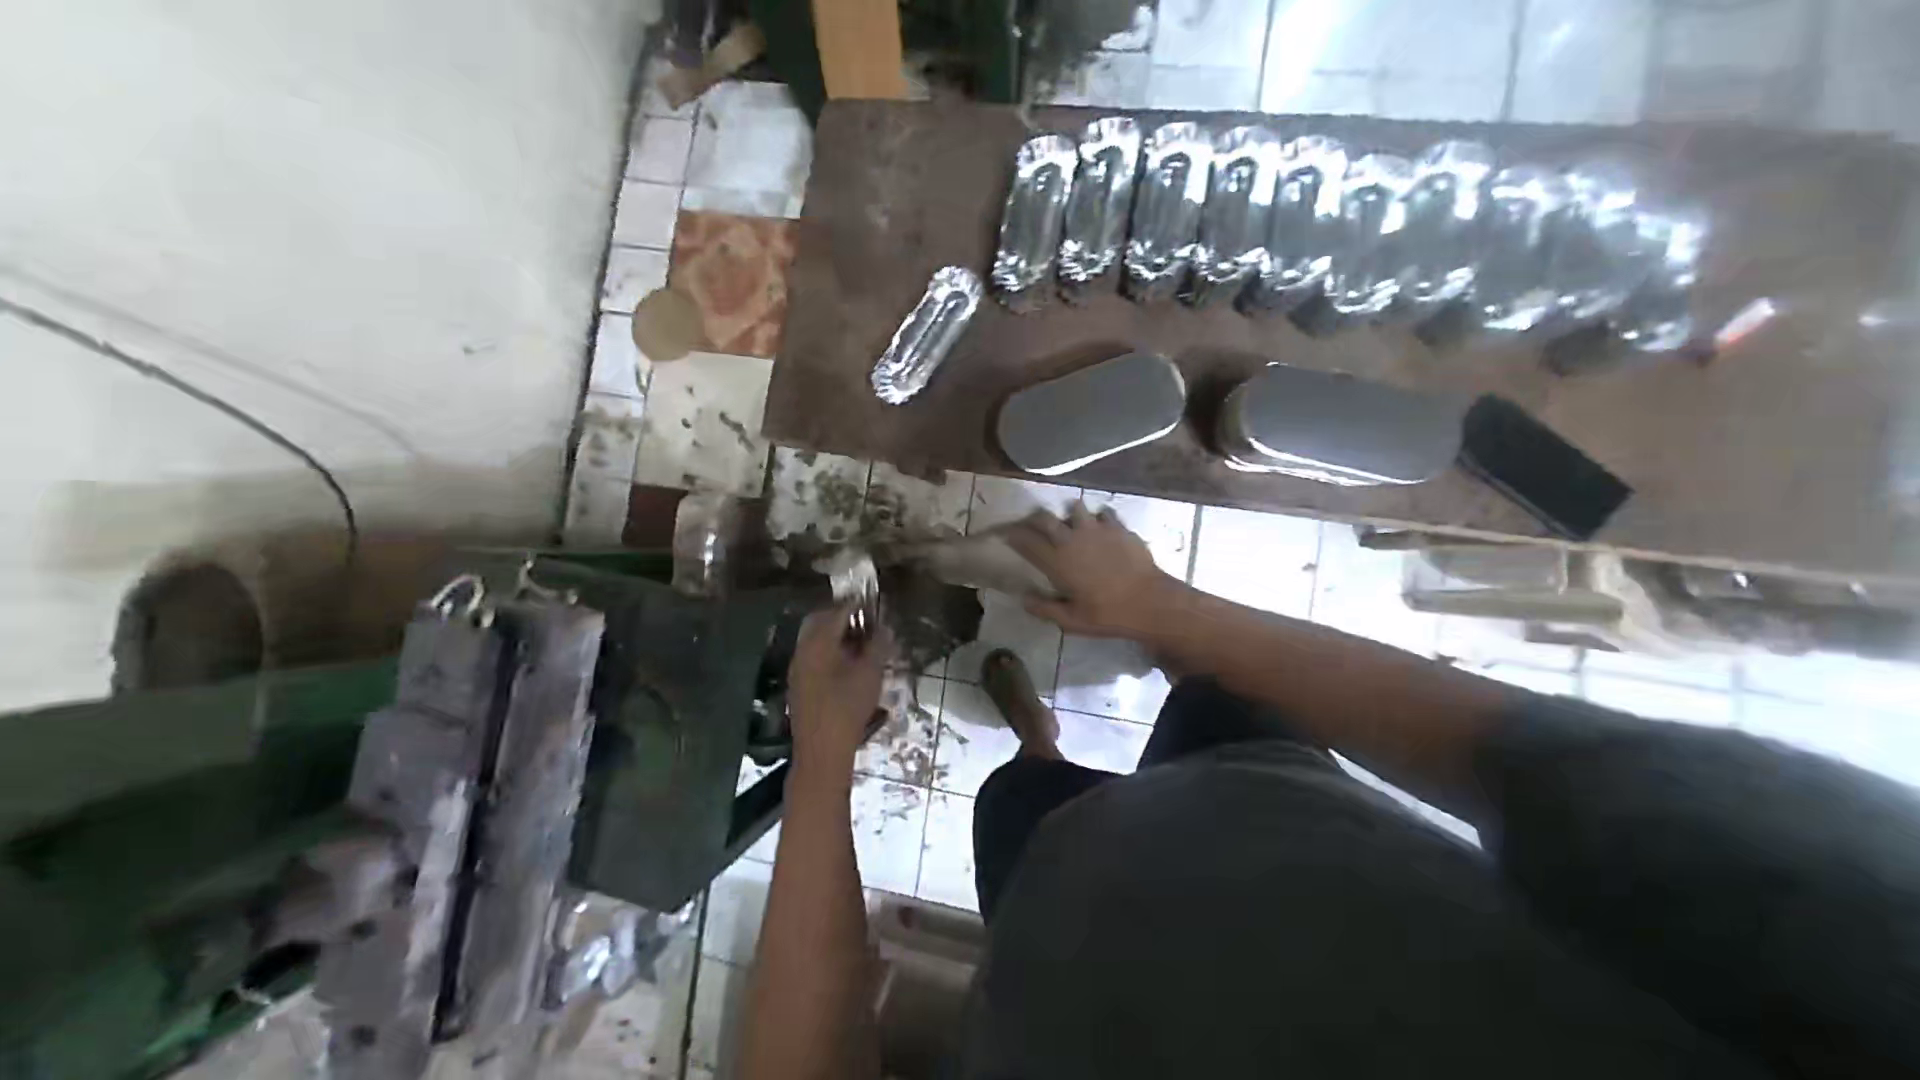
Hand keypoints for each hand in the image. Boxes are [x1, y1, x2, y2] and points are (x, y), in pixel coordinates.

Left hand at [786, 603, 893, 769]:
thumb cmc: (848, 708)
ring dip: (837, 635)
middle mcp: (802, 649)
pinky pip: (813, 655)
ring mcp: (797, 667)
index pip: (838, 611)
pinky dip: (830, 650)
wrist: (821, 750)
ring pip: (816, 639)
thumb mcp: (870, 674)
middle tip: (867, 620)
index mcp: (818, 642)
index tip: (873, 602)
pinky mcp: (798, 683)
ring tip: (861, 642)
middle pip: (821, 621)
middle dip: (844, 617)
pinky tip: (847, 663)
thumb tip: (884, 627)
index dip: (857, 604)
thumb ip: (878, 646)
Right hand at [1003, 502, 1185, 639]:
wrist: (1150, 601)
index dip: (1013, 535)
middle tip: (1032, 524)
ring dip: (1069, 513)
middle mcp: (1072, 539)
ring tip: (1071, 521)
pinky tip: (1101, 526)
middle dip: (1034, 518)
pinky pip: (1104, 513)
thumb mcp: (1071, 621)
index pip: (1026, 541)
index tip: (1006, 534)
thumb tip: (1023, 598)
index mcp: (1057, 561)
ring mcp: (1096, 529)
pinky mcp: (1119, 527)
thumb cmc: (1107, 615)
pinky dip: (1098, 518)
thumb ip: (1045, 609)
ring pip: (1075, 508)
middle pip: (1045, 518)